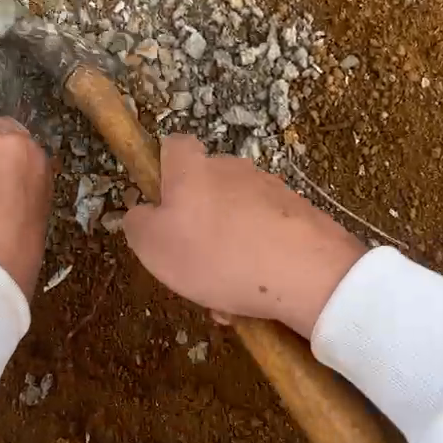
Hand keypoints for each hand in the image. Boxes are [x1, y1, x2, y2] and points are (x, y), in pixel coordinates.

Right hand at [122, 136, 366, 337]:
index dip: (162, 171)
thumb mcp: (152, 245)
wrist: (306, 272)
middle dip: (197, 226)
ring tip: (224, 295)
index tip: (160, 204)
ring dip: (226, 251)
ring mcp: (270, 190)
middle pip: (205, 190)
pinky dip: (256, 262)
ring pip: (235, 220)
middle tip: (191, 266)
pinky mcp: (298, 215)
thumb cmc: (216, 253)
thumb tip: (142, 212)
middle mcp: (233, 169)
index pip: (173, 146)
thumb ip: (137, 222)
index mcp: (193, 168)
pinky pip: (264, 237)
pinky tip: (254, 296)